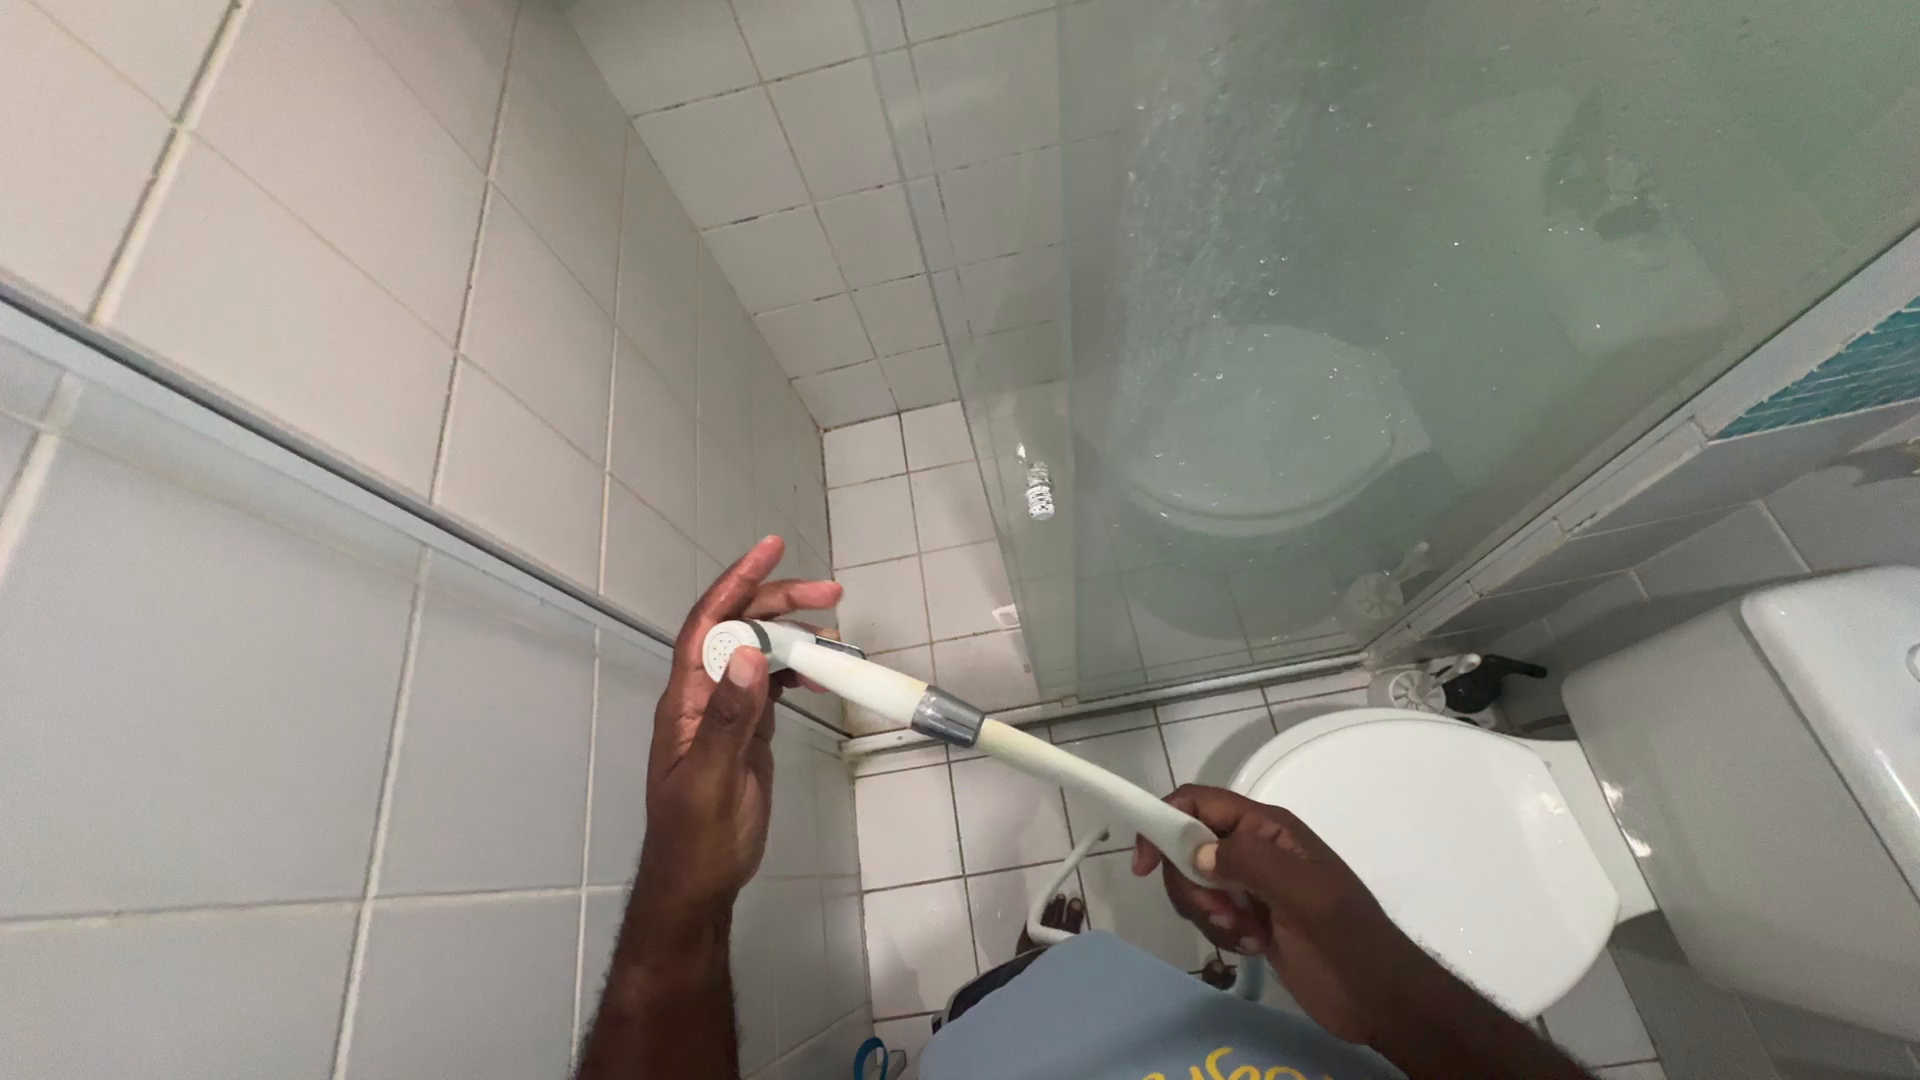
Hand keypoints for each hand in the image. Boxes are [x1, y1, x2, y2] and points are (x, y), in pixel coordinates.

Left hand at [635, 537, 840, 926]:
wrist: (700, 882)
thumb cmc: (697, 839)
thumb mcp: (712, 782)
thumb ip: (728, 719)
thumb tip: (748, 653)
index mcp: (686, 699)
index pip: (709, 623)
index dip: (737, 582)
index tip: (771, 548)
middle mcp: (705, 693)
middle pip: (740, 627)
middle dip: (782, 602)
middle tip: (832, 594)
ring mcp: (727, 708)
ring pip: (760, 651)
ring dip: (796, 636)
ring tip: (836, 637)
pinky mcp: (749, 726)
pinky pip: (774, 681)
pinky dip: (799, 669)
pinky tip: (821, 673)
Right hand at [1132, 785, 1431, 1043]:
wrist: (1384, 1000)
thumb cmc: (1351, 940)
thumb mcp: (1306, 894)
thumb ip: (1251, 861)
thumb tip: (1196, 853)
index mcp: (1265, 827)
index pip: (1198, 803)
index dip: (1164, 821)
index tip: (1143, 862)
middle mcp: (1252, 847)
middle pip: (1186, 846)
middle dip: (1191, 884)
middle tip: (1221, 914)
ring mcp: (1250, 883)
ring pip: (1193, 882)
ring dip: (1208, 913)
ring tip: (1246, 934)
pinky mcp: (1248, 917)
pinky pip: (1209, 913)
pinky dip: (1220, 931)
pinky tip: (1253, 946)